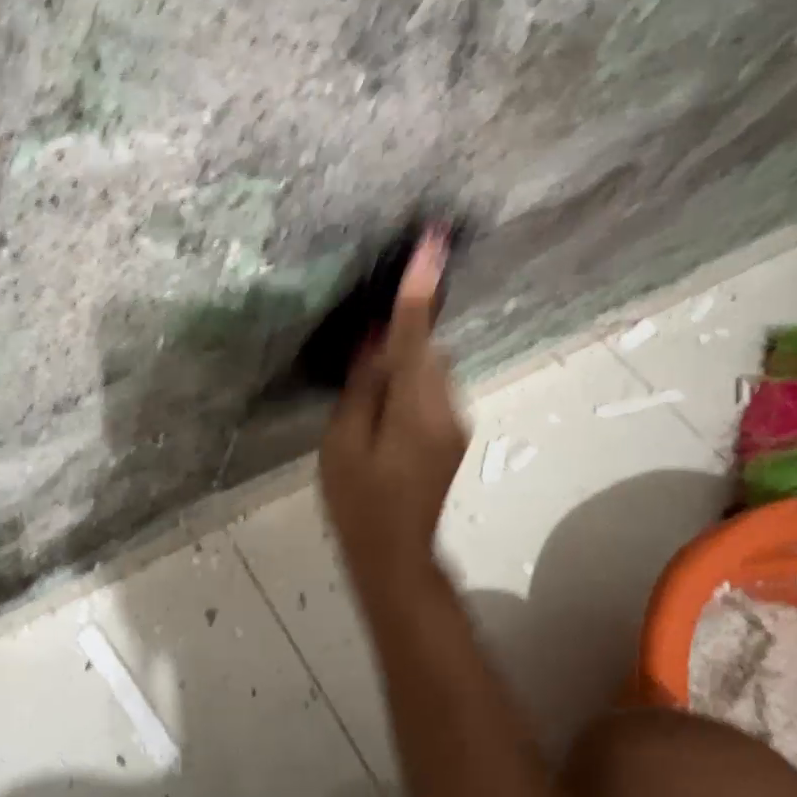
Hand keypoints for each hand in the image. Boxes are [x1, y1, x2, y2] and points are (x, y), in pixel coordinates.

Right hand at [319, 228, 469, 579]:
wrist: (394, 554)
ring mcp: (454, 422)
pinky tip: (379, 413)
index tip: (434, 242)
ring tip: (364, 397)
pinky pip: (429, 391)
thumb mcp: (342, 442)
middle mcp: (447, 408)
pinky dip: (408, 385)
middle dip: (400, 340)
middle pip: (427, 352)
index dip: (420, 289)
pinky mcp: (451, 435)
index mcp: (416, 410)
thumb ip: (363, 387)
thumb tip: (377, 342)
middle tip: (360, 351)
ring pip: (429, 371)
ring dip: (402, 365)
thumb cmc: (357, 500)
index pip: (417, 337)